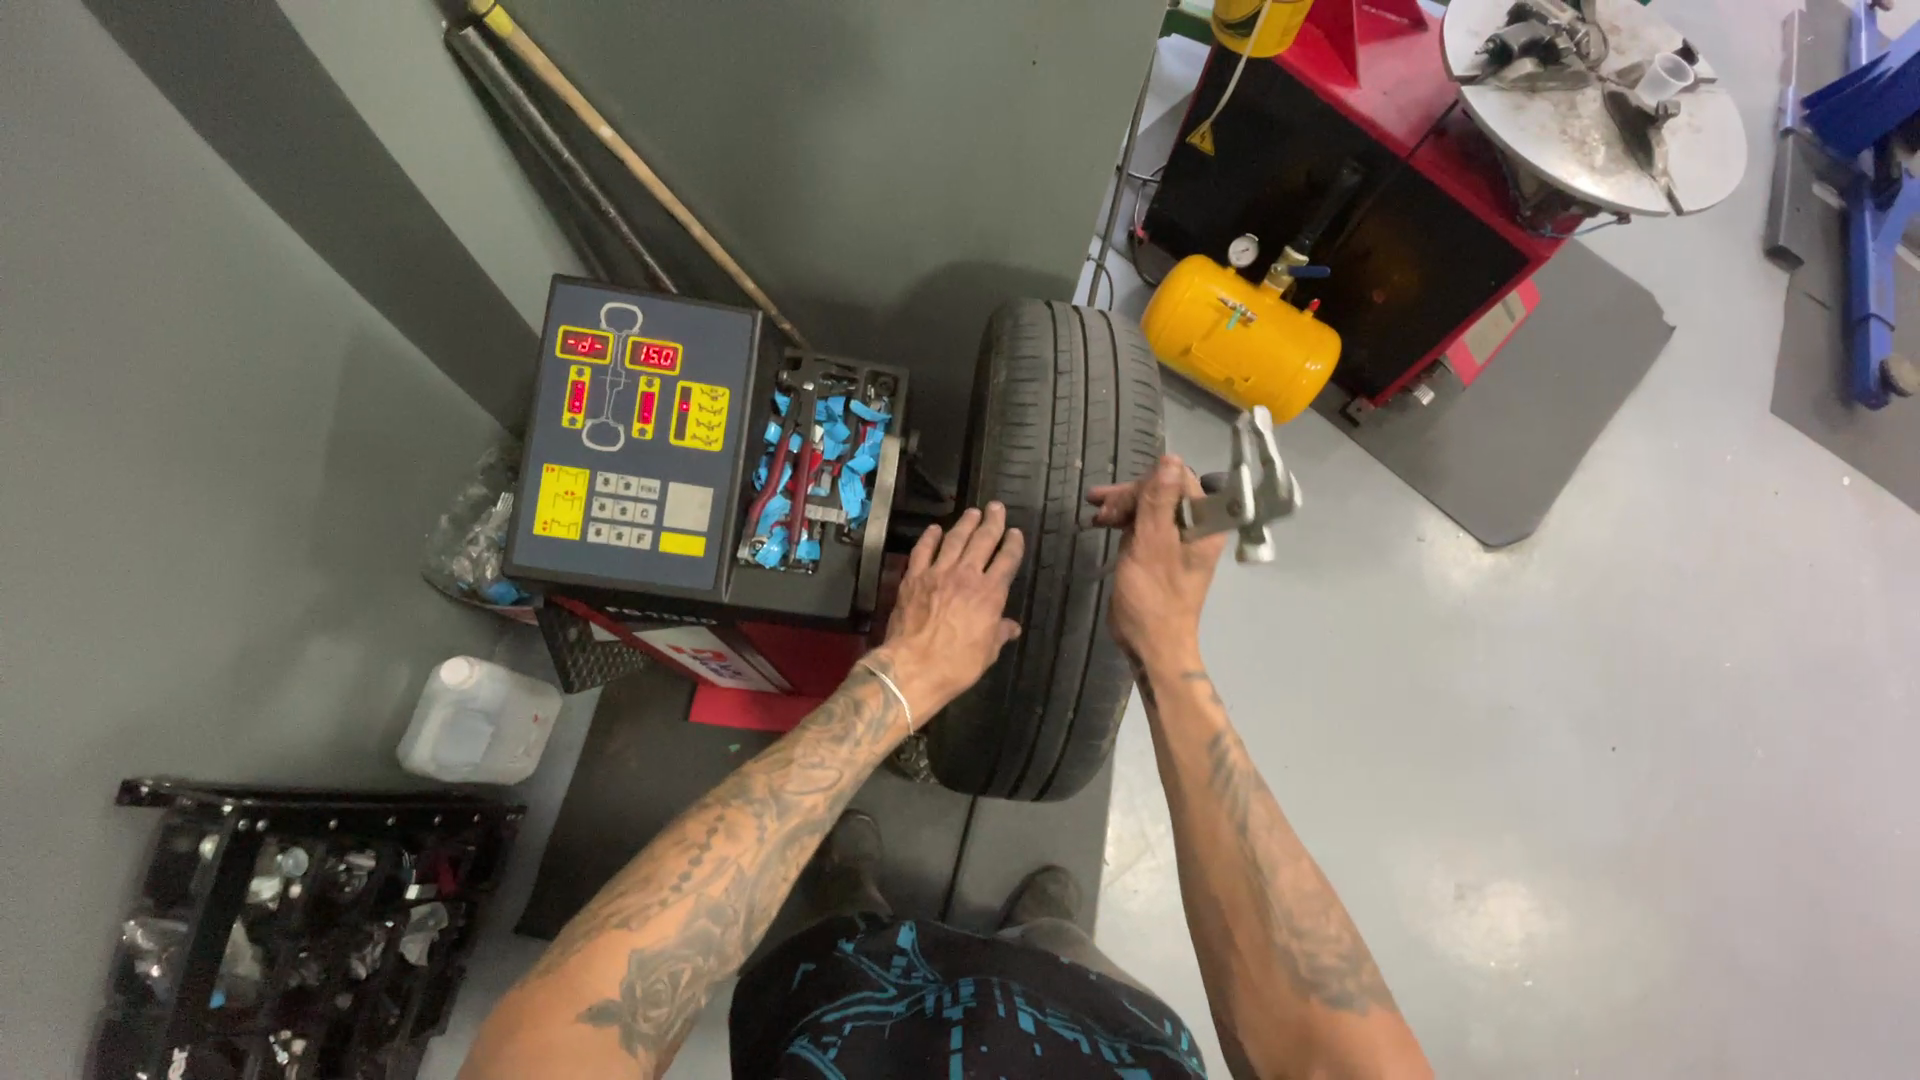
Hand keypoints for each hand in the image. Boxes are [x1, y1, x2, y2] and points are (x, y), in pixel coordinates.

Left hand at [869, 502, 1024, 723]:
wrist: (913, 667)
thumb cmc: (956, 665)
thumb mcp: (987, 652)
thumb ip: (999, 633)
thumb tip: (1012, 627)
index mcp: (990, 594)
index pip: (1007, 560)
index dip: (1013, 544)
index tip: (1015, 533)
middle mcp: (967, 576)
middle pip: (983, 541)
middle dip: (992, 522)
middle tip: (996, 507)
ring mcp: (938, 573)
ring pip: (955, 539)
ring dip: (965, 523)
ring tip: (973, 512)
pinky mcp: (914, 577)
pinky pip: (923, 550)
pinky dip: (929, 537)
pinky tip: (935, 529)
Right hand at [1086, 455, 1227, 669]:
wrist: (1151, 643)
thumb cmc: (1154, 596)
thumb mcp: (1152, 543)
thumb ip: (1159, 500)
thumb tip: (1170, 459)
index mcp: (1205, 524)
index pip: (1181, 481)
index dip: (1150, 482)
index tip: (1121, 497)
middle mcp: (1195, 529)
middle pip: (1163, 493)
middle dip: (1130, 496)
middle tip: (1099, 508)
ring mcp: (1176, 542)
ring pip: (1149, 508)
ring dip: (1122, 507)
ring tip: (1095, 516)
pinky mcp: (1158, 554)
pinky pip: (1142, 526)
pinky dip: (1122, 522)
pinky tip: (1101, 524)